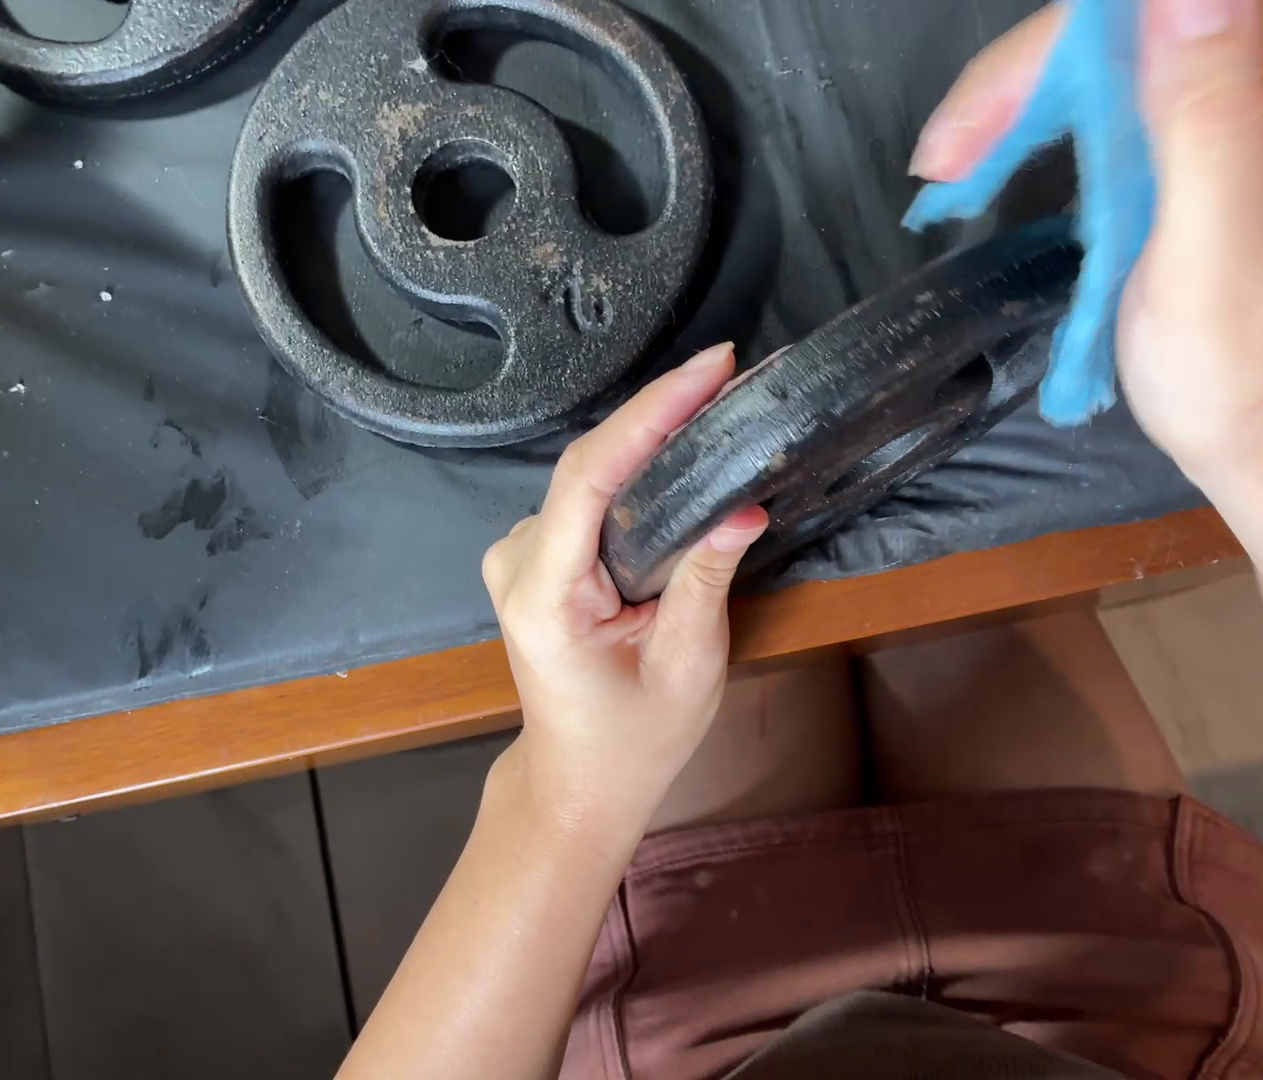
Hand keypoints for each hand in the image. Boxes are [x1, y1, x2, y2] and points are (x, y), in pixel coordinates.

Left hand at [481, 344, 769, 842]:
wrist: (578, 779)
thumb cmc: (633, 740)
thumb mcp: (685, 665)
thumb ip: (705, 581)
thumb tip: (745, 507)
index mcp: (544, 593)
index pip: (590, 478)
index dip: (648, 414)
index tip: (708, 369)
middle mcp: (516, 560)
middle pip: (587, 465)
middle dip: (657, 414)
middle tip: (725, 373)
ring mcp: (518, 555)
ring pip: (588, 475)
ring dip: (648, 437)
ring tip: (712, 401)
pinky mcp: (536, 556)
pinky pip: (587, 496)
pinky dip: (633, 470)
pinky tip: (677, 449)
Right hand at [912, 0, 1262, 495]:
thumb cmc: (1243, 375)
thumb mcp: (1218, 260)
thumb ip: (1205, 124)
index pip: (1176, 10)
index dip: (1062, 50)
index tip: (973, 130)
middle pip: (1134, 33)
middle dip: (1024, 83)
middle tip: (940, 164)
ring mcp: (1234, 126)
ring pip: (1112, 73)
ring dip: (1020, 109)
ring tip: (947, 173)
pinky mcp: (1191, 164)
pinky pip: (1108, 119)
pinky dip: (1039, 138)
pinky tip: (990, 170)